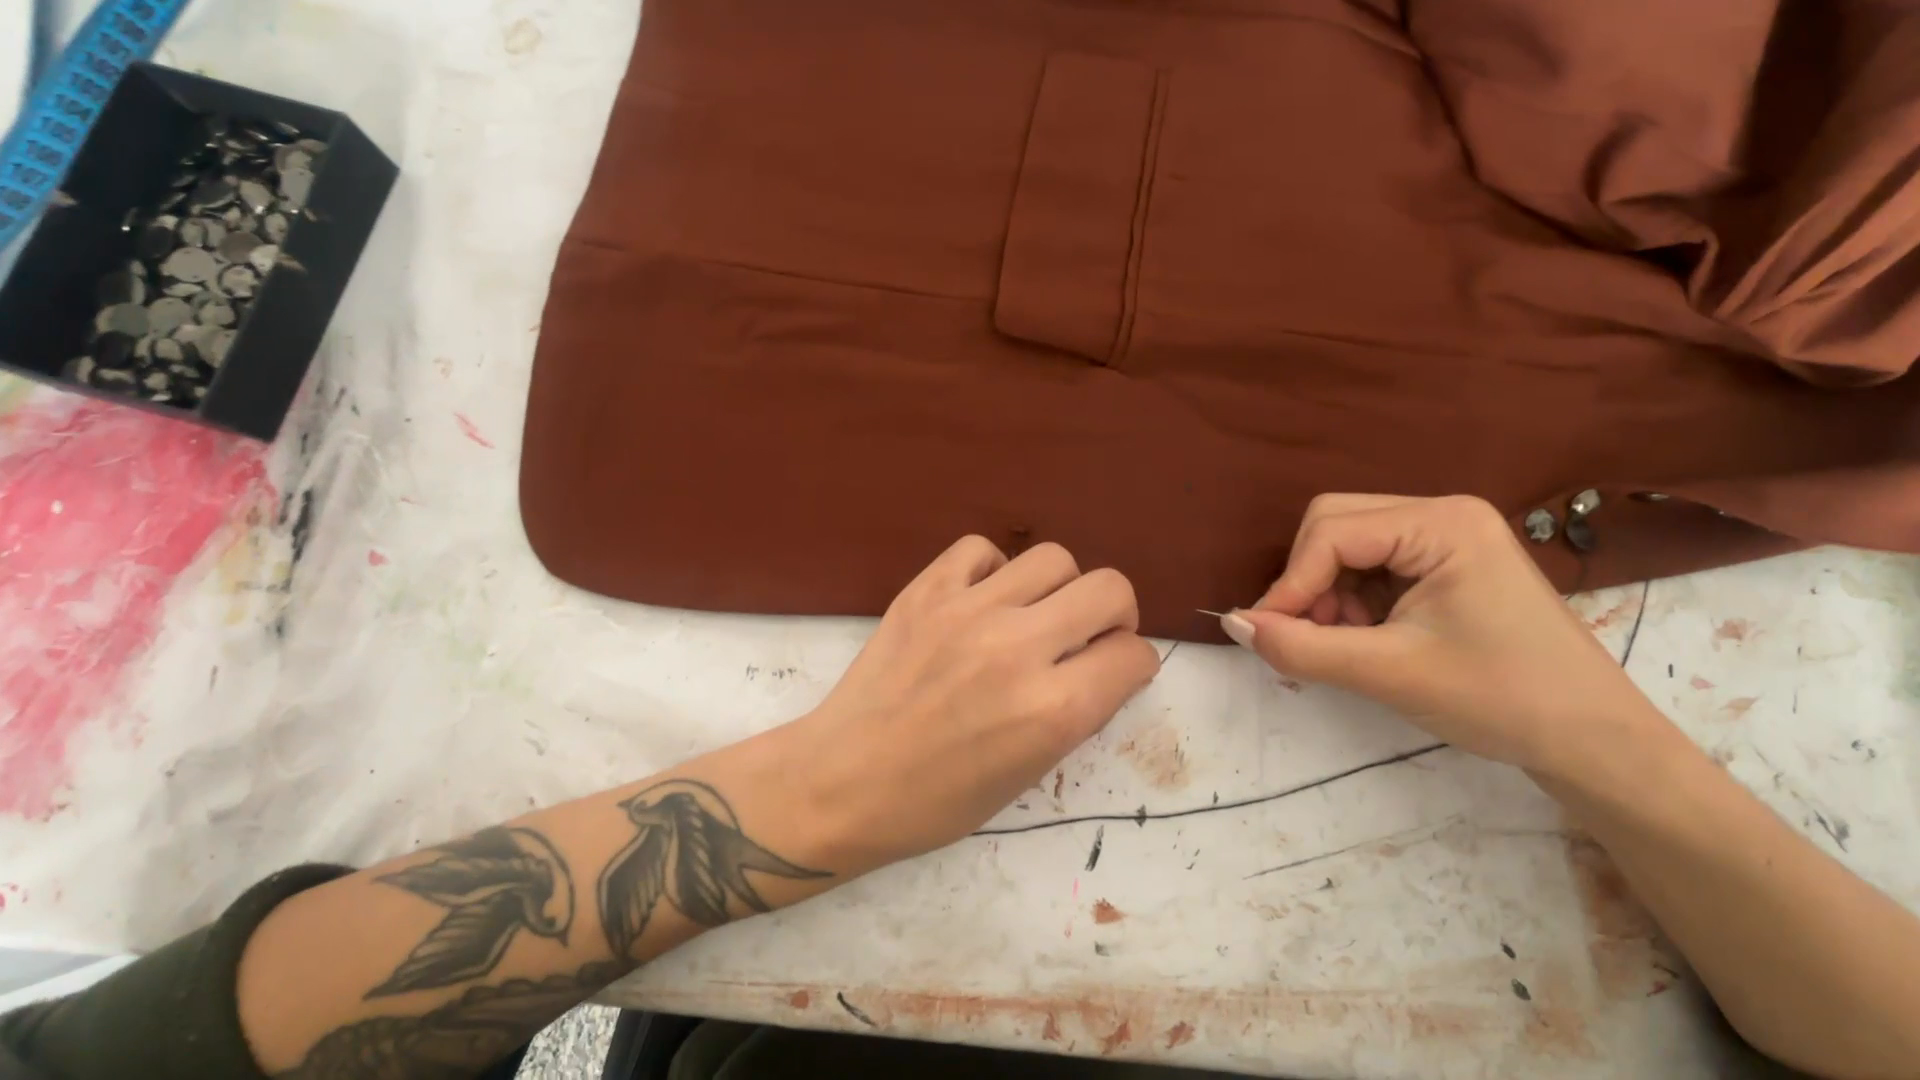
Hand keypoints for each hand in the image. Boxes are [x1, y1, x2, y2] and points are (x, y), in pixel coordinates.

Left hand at [788, 537, 1160, 872]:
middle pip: (1110, 588)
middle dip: (1115, 614)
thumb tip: (1103, 664)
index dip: (1132, 665)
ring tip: (1033, 615)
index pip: (1133, 655)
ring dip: (1059, 588)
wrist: (843, 781)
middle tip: (1088, 636)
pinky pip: (982, 550)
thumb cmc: (938, 800)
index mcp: (1053, 710)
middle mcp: (1019, 648)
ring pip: (1054, 557)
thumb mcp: (1029, 772)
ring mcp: (969, 610)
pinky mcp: (926, 590)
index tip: (1114, 673)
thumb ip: (1076, 712)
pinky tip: (981, 602)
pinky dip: (994, 571)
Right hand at [1225, 494, 1658, 776]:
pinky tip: (1365, 640)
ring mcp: (1448, 538)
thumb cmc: (1500, 699)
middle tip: (1310, 639)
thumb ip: (1301, 647)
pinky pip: (1372, 566)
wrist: (1594, 741)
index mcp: (1441, 523)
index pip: (1331, 532)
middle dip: (1309, 582)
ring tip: (1343, 647)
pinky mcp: (1447, 566)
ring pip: (1348, 547)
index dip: (1291, 584)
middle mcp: (1443, 514)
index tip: (1268, 637)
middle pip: (1335, 525)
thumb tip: (1231, 623)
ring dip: (1328, 595)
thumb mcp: (1389, 674)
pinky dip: (1351, 602)